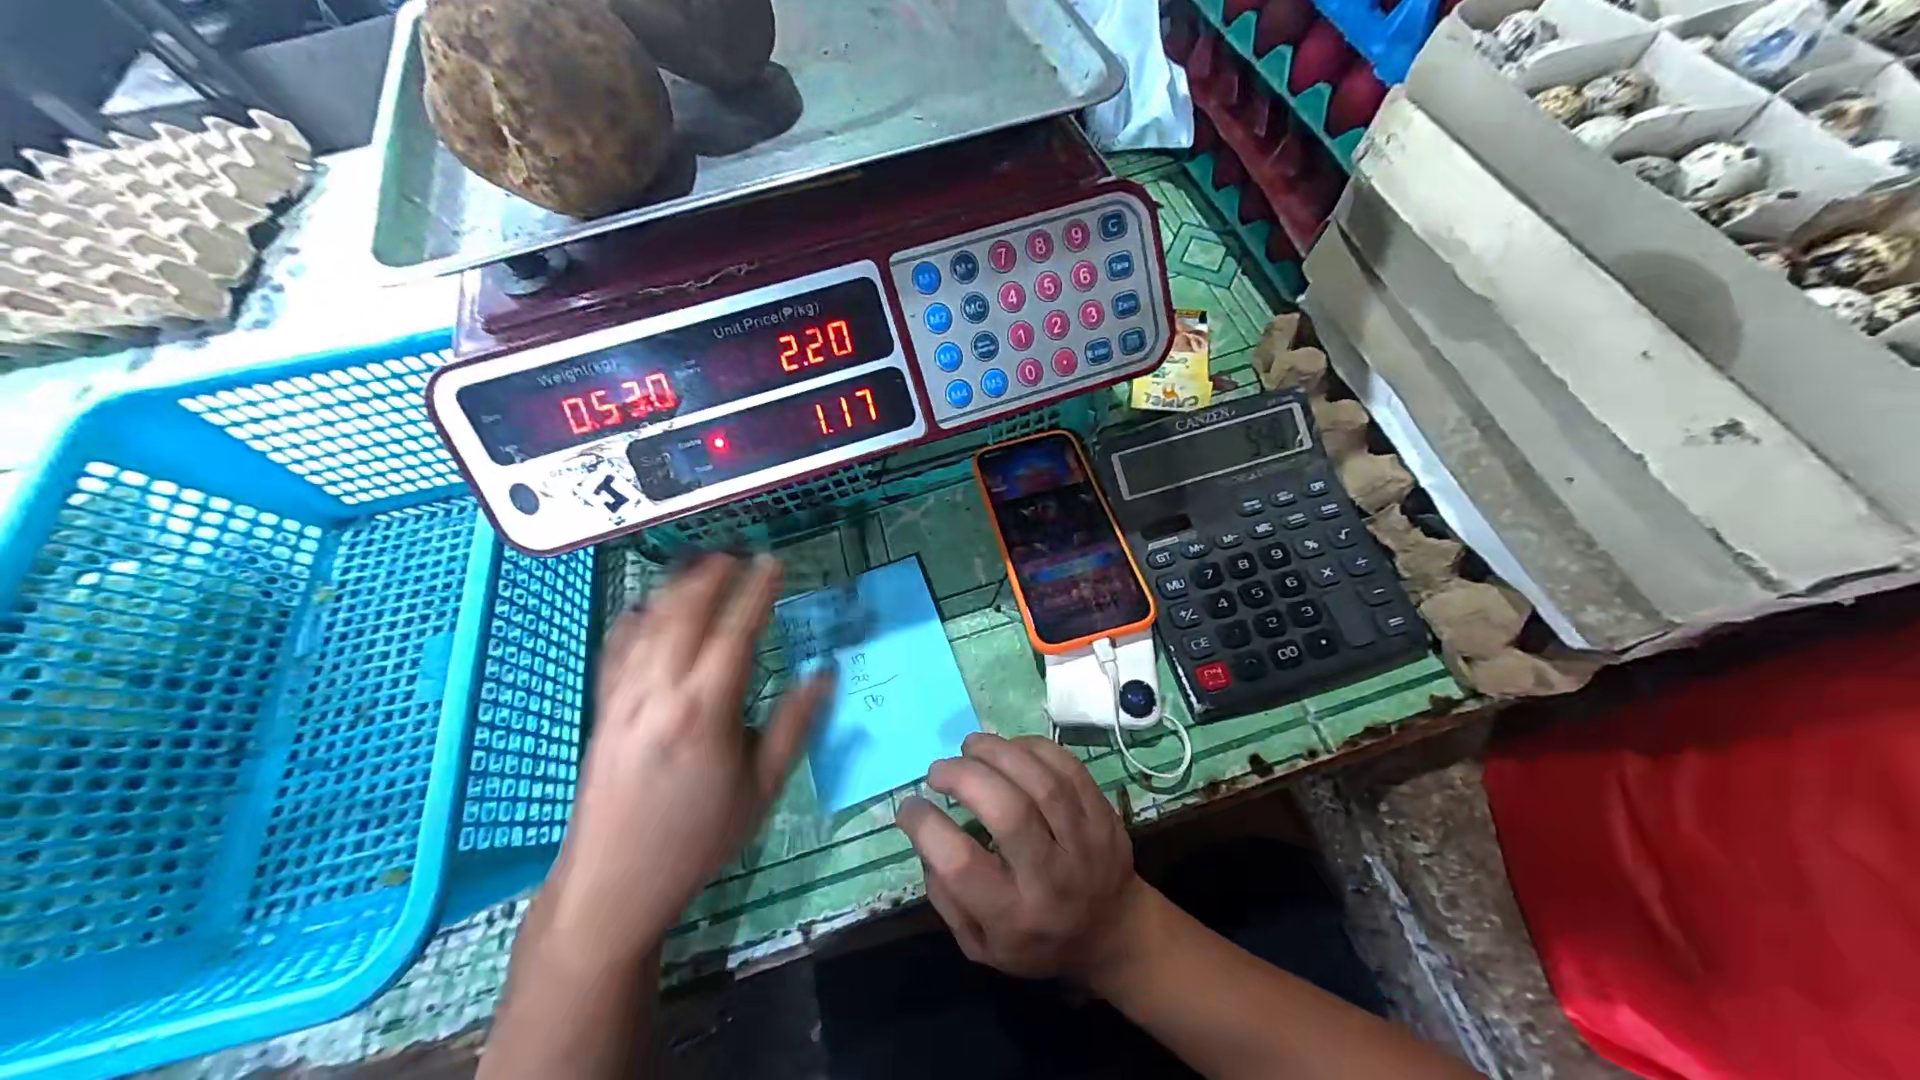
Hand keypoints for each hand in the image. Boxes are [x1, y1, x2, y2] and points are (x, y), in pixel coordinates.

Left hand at [535, 554, 832, 969]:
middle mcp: (660, 691)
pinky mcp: (602, 708)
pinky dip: (634, 618)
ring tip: (699, 562)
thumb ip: (794, 725)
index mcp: (706, 710)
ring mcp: (623, 697)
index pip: (735, 632)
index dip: (756, 591)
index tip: (772, 562)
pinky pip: (616, 648)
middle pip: (686, 614)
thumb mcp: (762, 788)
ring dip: (676, 586)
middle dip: (713, 575)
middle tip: (736, 551)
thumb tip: (825, 673)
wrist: (614, 882)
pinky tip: (645, 605)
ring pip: (649, 623)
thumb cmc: (699, 837)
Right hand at [896, 732, 1145, 983]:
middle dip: (964, 777)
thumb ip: (945, 895)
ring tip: (970, 747)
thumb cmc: (1035, 939)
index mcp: (1012, 914)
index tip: (909, 807)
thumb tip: (924, 835)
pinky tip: (1009, 748)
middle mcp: (1050, 877)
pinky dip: (1032, 748)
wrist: (1113, 931)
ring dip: (997, 752)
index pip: (960, 863)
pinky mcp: (1102, 813)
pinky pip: (1068, 767)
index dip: (926, 826)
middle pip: (1007, 810)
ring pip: (1041, 781)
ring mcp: (1084, 841)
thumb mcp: (980, 943)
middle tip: (939, 770)